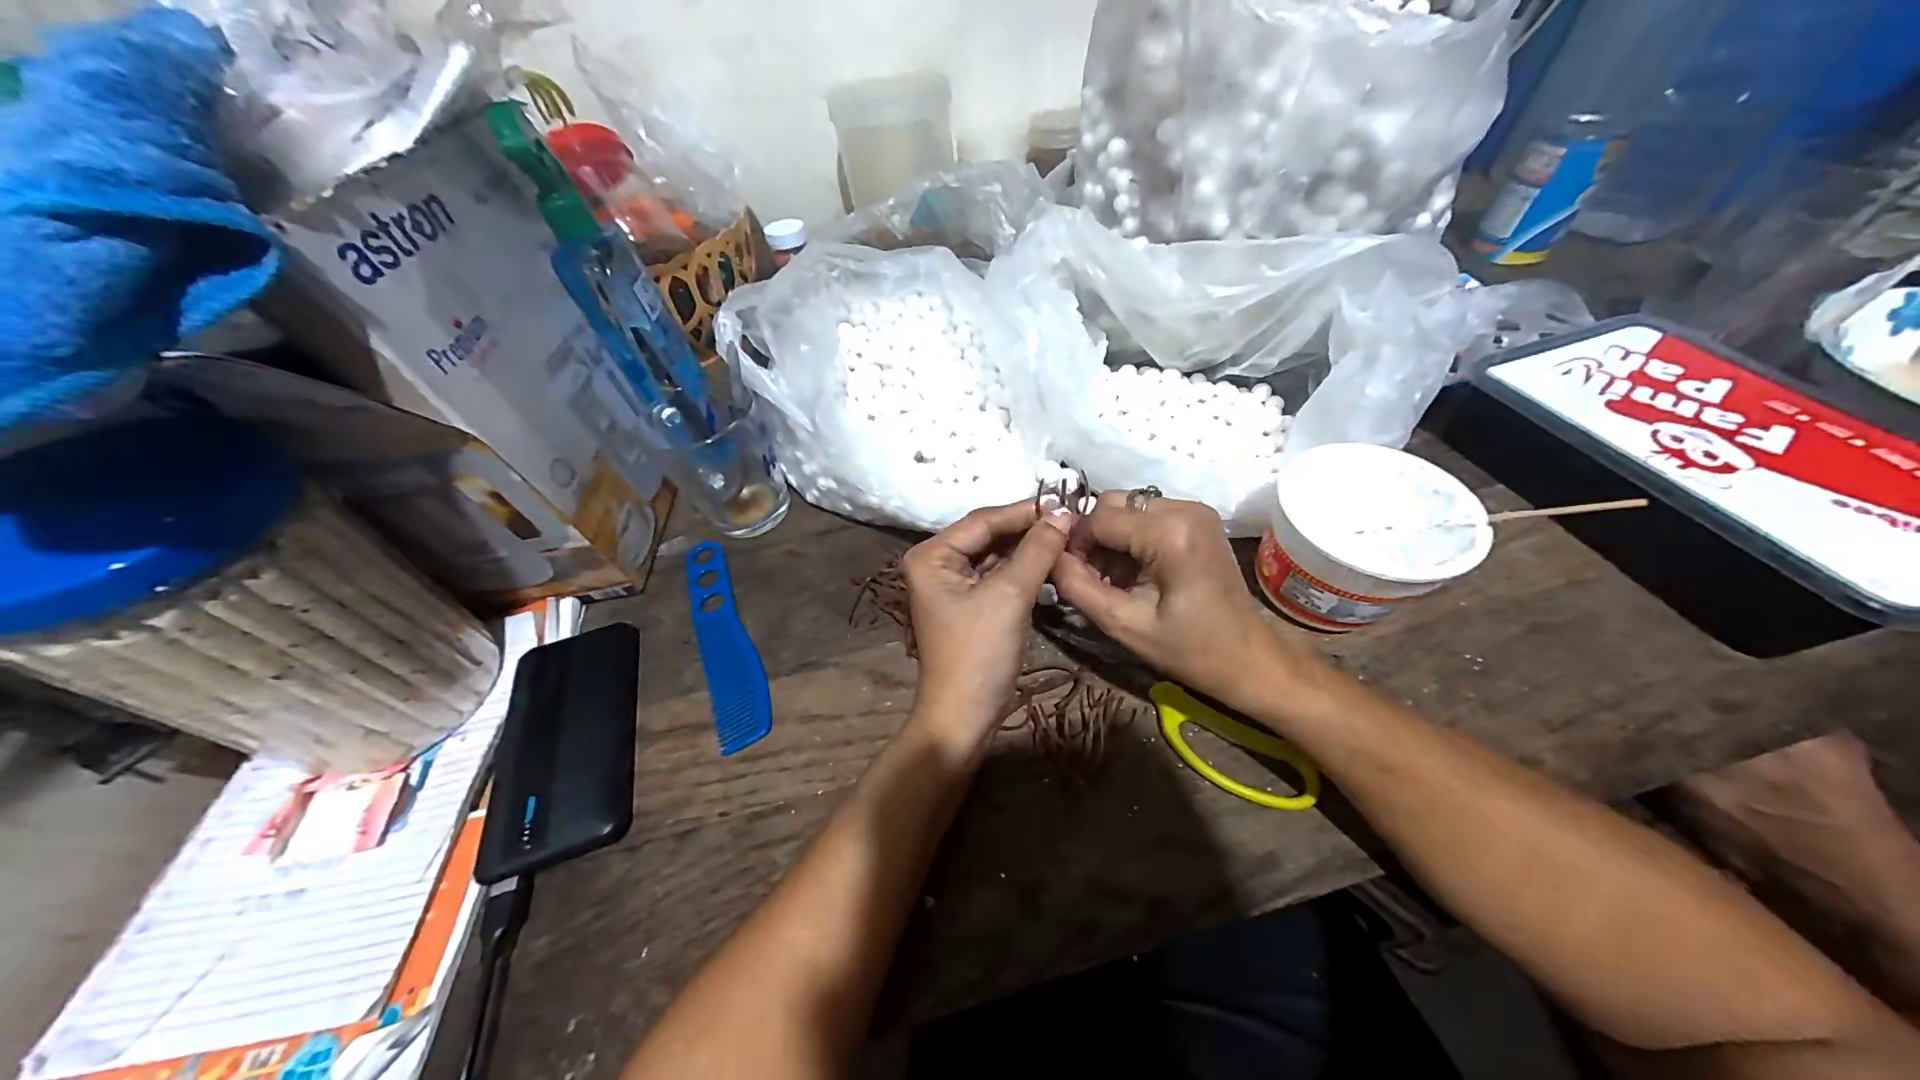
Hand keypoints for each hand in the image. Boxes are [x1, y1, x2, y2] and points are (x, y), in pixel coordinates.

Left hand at [901, 500, 1074, 752]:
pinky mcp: (969, 604)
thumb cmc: (978, 654)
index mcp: (931, 555)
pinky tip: (1052, 564)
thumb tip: (1064, 513)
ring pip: (996, 555)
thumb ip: (1037, 551)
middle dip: (1028, 530)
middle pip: (988, 535)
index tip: (1067, 504)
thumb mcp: (1009, 597)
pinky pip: (998, 576)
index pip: (983, 520)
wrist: (963, 717)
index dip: (1025, 512)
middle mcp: (936, 563)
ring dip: (1029, 549)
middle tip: (1072, 522)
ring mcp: (952, 585)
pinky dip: (1024, 570)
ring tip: (1068, 539)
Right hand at [1051, 492, 1290, 711]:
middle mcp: (1184, 507)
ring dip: (1112, 538)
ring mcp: (1195, 509)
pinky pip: (1147, 514)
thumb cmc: (1188, 649)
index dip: (1075, 545)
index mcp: (1169, 532)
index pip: (1097, 518)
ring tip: (1115, 578)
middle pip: (1112, 503)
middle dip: (1093, 538)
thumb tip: (1047, 555)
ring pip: (1127, 507)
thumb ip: (1076, 585)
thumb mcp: (1122, 624)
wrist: (1247, 658)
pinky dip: (1132, 537)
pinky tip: (1136, 570)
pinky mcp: (1198, 518)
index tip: (1072, 578)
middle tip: (1094, 578)